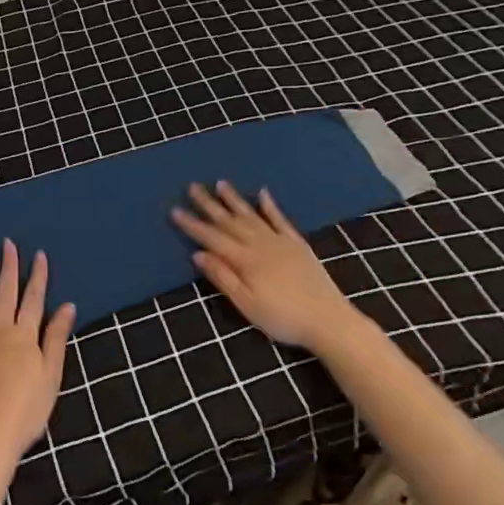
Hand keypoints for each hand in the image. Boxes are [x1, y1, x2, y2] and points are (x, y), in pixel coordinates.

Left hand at [0, 240, 75, 470]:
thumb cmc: (27, 410)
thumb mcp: (51, 375)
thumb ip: (56, 338)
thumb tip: (67, 306)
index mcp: (25, 335)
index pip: (34, 298)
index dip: (38, 275)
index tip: (39, 254)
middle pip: (6, 293)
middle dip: (8, 267)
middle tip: (7, 243)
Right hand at [172, 182, 370, 352]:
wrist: (328, 320)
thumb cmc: (282, 319)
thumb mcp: (247, 305)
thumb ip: (223, 277)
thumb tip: (199, 254)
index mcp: (245, 260)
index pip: (212, 238)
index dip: (192, 224)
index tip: (175, 210)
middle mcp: (260, 244)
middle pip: (229, 221)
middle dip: (209, 205)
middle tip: (192, 187)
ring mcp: (280, 242)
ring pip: (252, 215)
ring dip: (235, 199)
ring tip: (220, 183)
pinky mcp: (297, 244)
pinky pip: (280, 220)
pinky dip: (270, 206)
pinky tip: (263, 193)